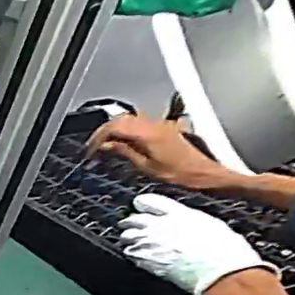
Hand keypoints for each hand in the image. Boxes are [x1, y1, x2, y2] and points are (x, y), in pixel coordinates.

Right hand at [87, 114, 235, 190]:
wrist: (205, 174)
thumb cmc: (180, 175)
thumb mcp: (145, 167)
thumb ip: (124, 152)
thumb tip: (106, 146)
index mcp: (149, 134)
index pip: (115, 126)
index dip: (98, 138)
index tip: (89, 151)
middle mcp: (156, 124)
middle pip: (121, 119)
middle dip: (103, 132)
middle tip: (92, 148)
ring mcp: (162, 125)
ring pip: (130, 119)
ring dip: (114, 131)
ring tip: (104, 147)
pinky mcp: (166, 129)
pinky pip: (140, 124)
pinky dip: (126, 132)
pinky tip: (122, 144)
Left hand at [118, 193, 274, 294]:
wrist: (218, 271)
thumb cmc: (224, 249)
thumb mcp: (209, 224)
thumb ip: (187, 220)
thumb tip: (181, 222)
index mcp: (178, 213)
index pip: (148, 201)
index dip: (142, 203)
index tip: (140, 206)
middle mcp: (159, 224)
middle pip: (132, 219)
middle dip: (130, 223)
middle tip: (132, 228)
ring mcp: (149, 242)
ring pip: (126, 236)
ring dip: (129, 239)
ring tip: (133, 243)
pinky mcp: (143, 259)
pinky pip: (129, 253)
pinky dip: (131, 253)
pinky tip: (138, 256)